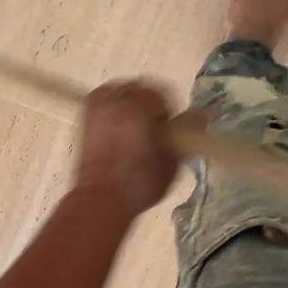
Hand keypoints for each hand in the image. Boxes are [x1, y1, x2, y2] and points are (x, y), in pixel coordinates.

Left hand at [73, 81, 179, 214]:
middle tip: (149, 133)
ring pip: (120, 91)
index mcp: (138, 109)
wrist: (100, 199)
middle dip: (147, 106)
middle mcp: (115, 101)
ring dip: (129, 105)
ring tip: (132, 132)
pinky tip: (116, 128)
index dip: (166, 113)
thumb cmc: (139, 185)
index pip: (160, 94)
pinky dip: (111, 107)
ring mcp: (96, 106)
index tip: (164, 133)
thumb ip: (185, 133)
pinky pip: (103, 99)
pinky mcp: (85, 115)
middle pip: (139, 88)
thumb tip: (202, 114)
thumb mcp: (171, 162)